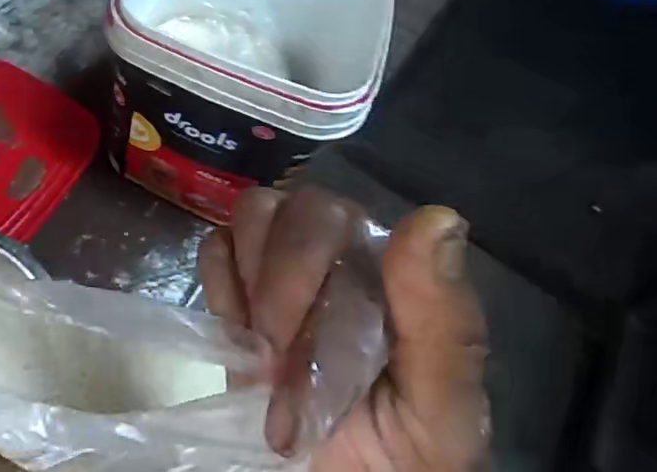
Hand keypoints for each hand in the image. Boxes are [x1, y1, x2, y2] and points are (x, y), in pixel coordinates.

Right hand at [197, 188, 488, 471]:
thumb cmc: (398, 459)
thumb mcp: (438, 412)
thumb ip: (441, 320)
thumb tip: (441, 218)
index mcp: (391, 267)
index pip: (337, 217)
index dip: (307, 269)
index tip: (304, 347)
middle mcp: (339, 247)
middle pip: (292, 210)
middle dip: (278, 289)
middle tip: (277, 364)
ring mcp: (285, 255)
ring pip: (252, 212)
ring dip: (250, 285)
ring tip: (265, 355)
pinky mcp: (239, 275)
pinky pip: (215, 245)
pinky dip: (222, 290)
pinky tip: (241, 336)